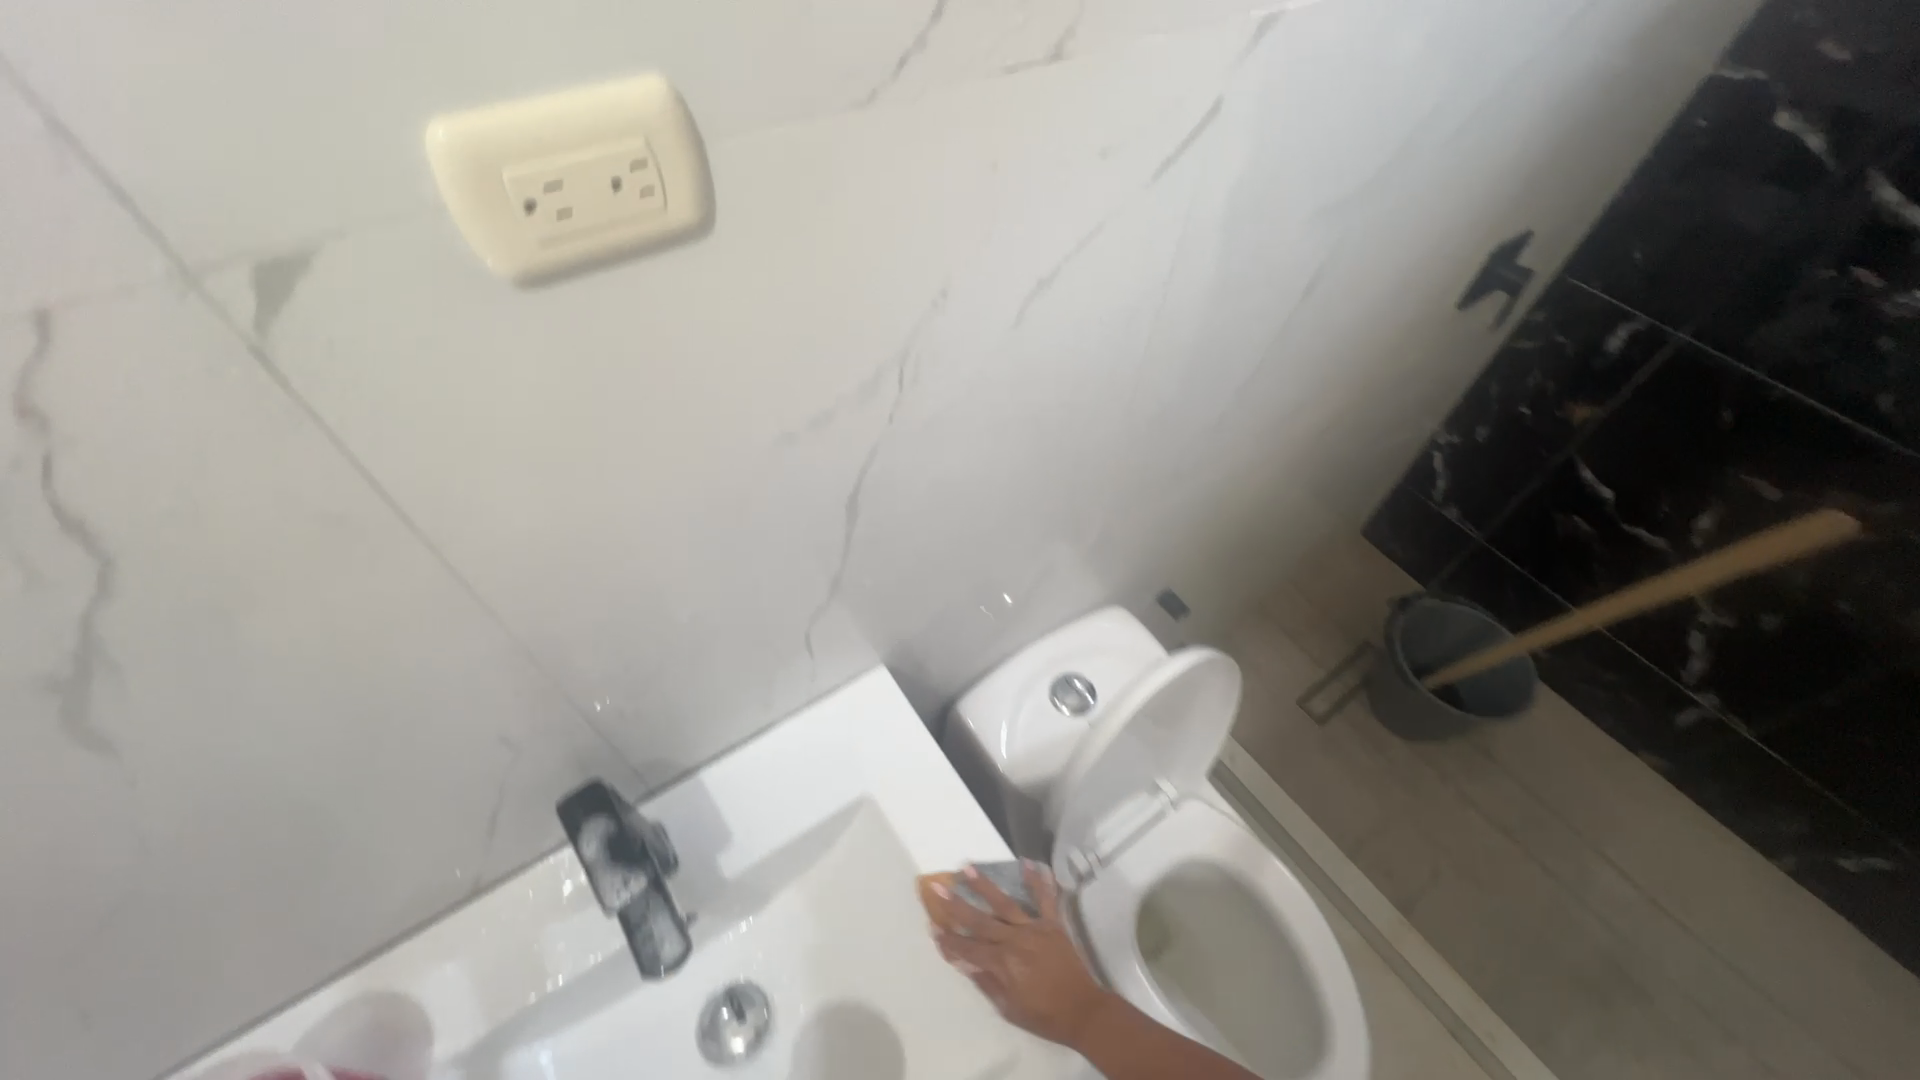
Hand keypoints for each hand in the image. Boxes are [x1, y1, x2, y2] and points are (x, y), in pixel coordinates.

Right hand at [918, 860, 1116, 1048]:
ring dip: (985, 885)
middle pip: (980, 921)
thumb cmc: (1043, 1016)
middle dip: (956, 904)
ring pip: (1005, 903)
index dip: (950, 940)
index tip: (932, 926)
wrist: (1083, 1011)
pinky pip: (1045, 899)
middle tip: (938, 886)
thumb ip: (986, 982)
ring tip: (967, 867)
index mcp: (1003, 963)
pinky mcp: (1053, 924)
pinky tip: (1027, 863)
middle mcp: (1015, 940)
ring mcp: (1034, 929)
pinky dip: (1037, 881)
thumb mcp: (1008, 1008)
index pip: (969, 948)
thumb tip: (964, 961)